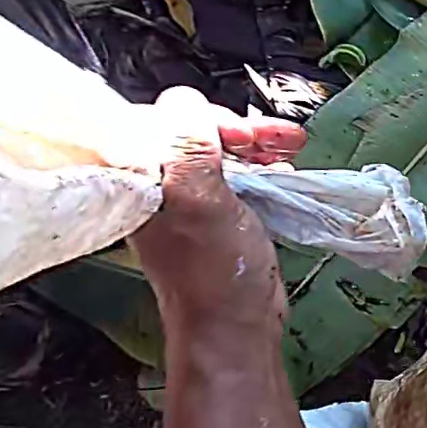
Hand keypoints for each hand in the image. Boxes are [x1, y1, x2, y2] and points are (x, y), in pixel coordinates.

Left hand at [129, 87, 306, 329]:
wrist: (236, 325)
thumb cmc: (216, 275)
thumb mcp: (202, 204)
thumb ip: (191, 151)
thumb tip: (185, 102)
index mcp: (136, 180)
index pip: (158, 121)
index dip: (204, 118)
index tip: (242, 130)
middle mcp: (155, 187)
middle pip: (193, 133)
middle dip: (239, 129)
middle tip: (277, 137)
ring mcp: (186, 202)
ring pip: (218, 152)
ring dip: (255, 144)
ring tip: (290, 145)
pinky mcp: (214, 215)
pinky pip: (234, 174)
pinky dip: (259, 165)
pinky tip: (281, 166)